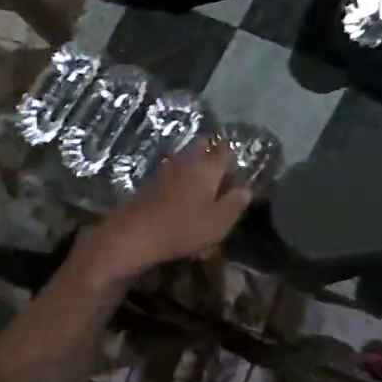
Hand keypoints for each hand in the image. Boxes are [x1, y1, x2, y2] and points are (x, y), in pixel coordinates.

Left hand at [76, 139, 252, 280]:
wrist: (135, 234)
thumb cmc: (184, 227)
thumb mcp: (219, 221)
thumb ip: (236, 203)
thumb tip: (246, 189)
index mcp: (207, 166)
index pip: (225, 151)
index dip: (233, 160)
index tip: (236, 176)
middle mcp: (187, 161)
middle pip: (202, 148)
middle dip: (212, 156)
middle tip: (219, 179)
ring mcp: (166, 169)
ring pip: (186, 160)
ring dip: (195, 169)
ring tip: (202, 192)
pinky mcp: (151, 182)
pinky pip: (172, 174)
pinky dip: (180, 181)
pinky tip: (182, 199)